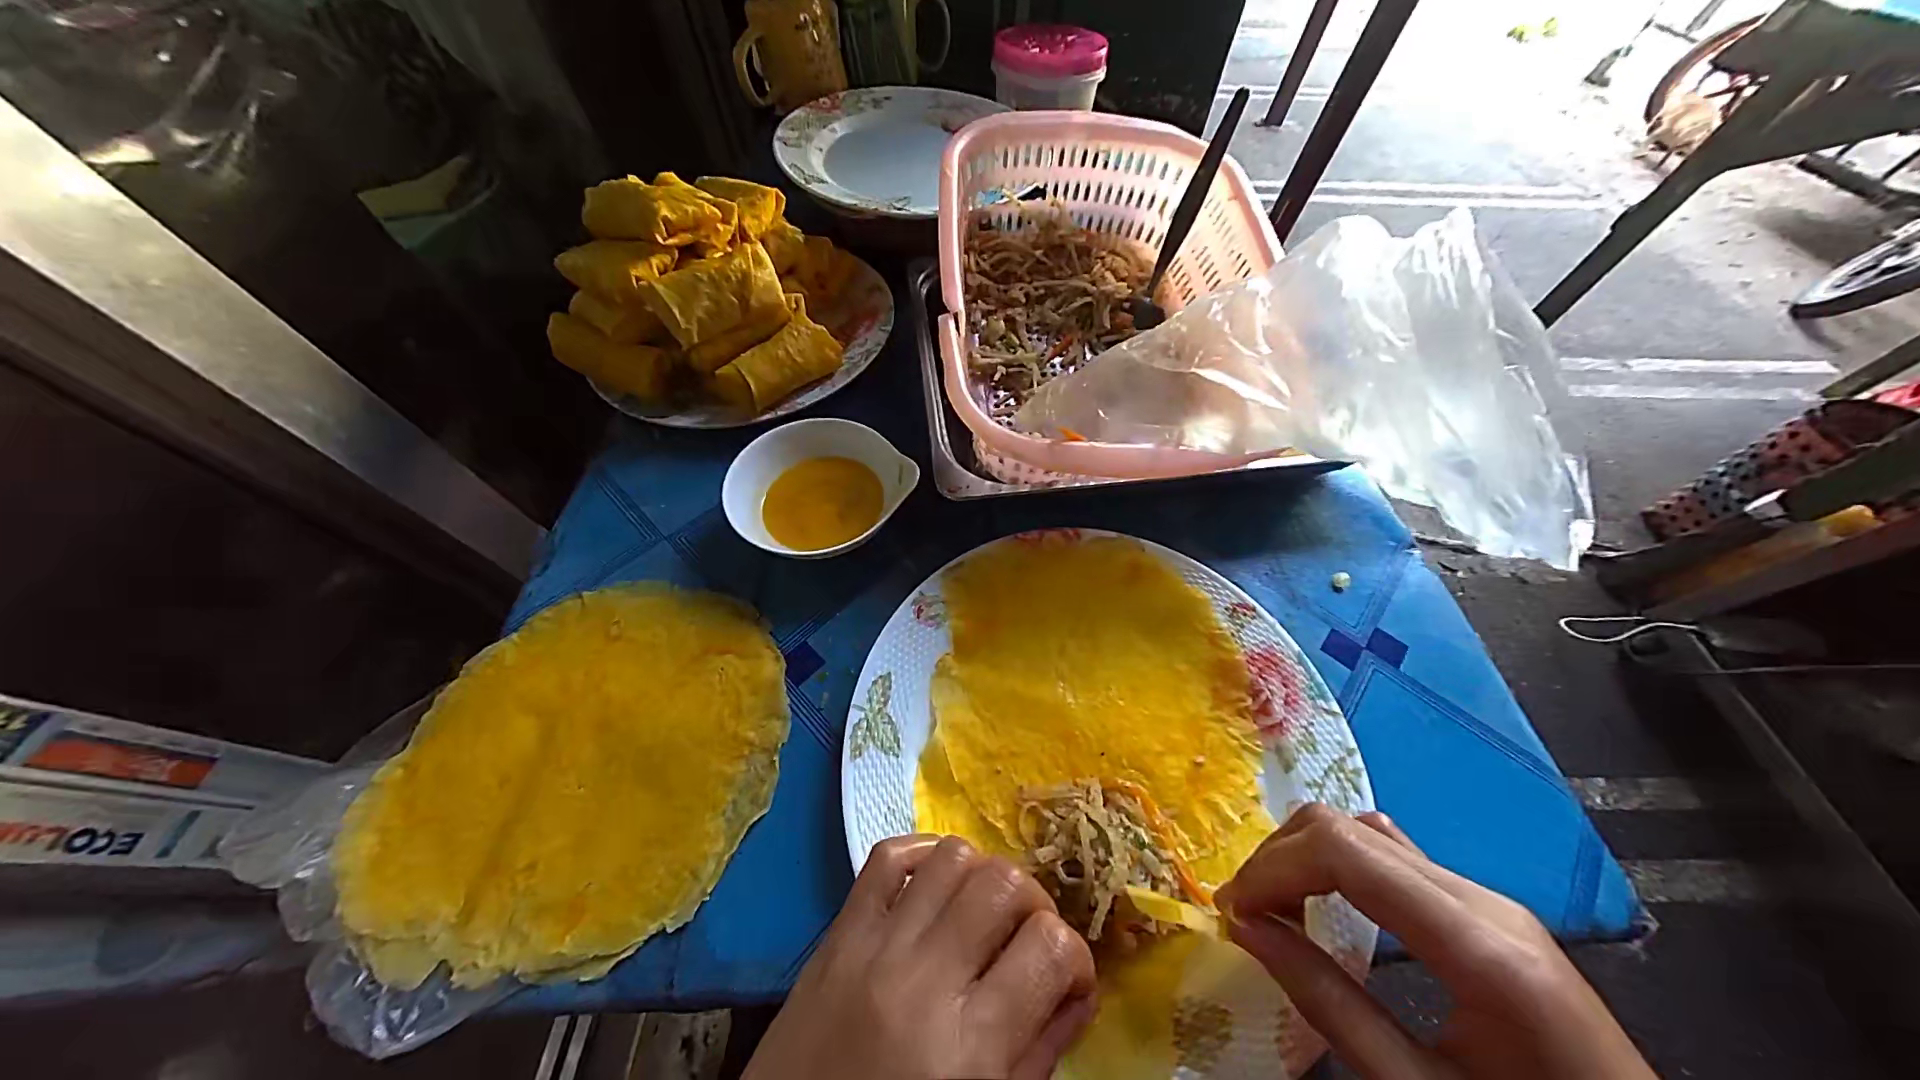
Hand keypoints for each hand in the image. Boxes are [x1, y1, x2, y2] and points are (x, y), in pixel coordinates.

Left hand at [745, 835, 1096, 1079]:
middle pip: (1005, 885)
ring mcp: (877, 946)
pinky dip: (923, 853)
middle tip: (1025, 936)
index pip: (1050, 948)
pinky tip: (936, 882)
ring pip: (952, 857)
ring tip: (981, 910)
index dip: (1075, 957)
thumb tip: (1076, 987)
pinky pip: (888, 855)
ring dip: (983, 875)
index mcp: (970, 1047)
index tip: (1066, 976)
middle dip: (1033, 904)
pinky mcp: (840, 931)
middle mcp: (926, 980)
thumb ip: (1040, 1049)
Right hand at [1214, 804, 1654, 1079]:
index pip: (1344, 851)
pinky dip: (1338, 867)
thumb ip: (1328, 1004)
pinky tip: (1323, 906)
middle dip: (1280, 858)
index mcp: (1480, 946)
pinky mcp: (1488, 912)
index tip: (1233, 912)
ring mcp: (1491, 901)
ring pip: (1367, 832)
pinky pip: (1393, 858)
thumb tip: (1247, 928)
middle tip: (1246, 913)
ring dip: (1305, 857)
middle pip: (1349, 827)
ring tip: (1274, 908)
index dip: (1271, 867)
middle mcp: (1485, 900)